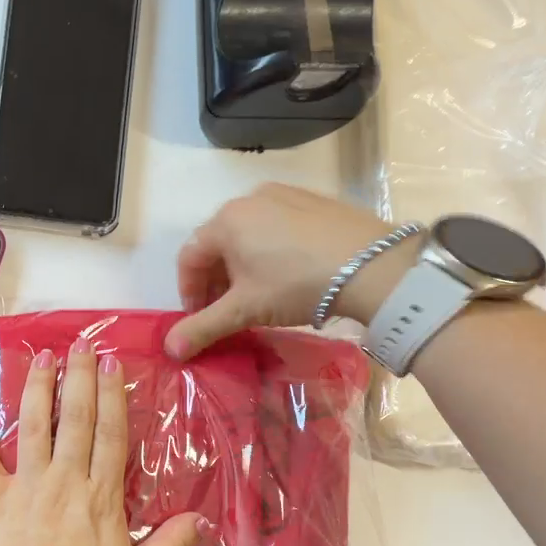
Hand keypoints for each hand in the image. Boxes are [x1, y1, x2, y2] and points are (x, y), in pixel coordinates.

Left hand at [0, 337, 207, 545]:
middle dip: (79, 378)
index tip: (113, 365)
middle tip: (82, 344)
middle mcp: (64, 481)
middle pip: (75, 419)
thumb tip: (199, 521)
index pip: (110, 435)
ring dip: (38, 389)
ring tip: (42, 357)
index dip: (113, 396)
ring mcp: (28, 487)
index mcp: (100, 496)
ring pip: (34, 427)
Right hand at [168, 184, 415, 360]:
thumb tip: (169, 350)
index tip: (200, 318)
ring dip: (241, 268)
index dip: (188, 292)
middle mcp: (251, 199)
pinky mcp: (315, 202)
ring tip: (255, 295)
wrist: (375, 266)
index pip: (189, 257)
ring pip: (248, 235)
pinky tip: (286, 276)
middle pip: (217, 244)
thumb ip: (203, 328)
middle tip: (225, 311)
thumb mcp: (244, 310)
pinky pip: (277, 227)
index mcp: (226, 220)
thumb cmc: (296, 284)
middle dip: (214, 281)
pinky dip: (269, 253)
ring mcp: (286, 196)